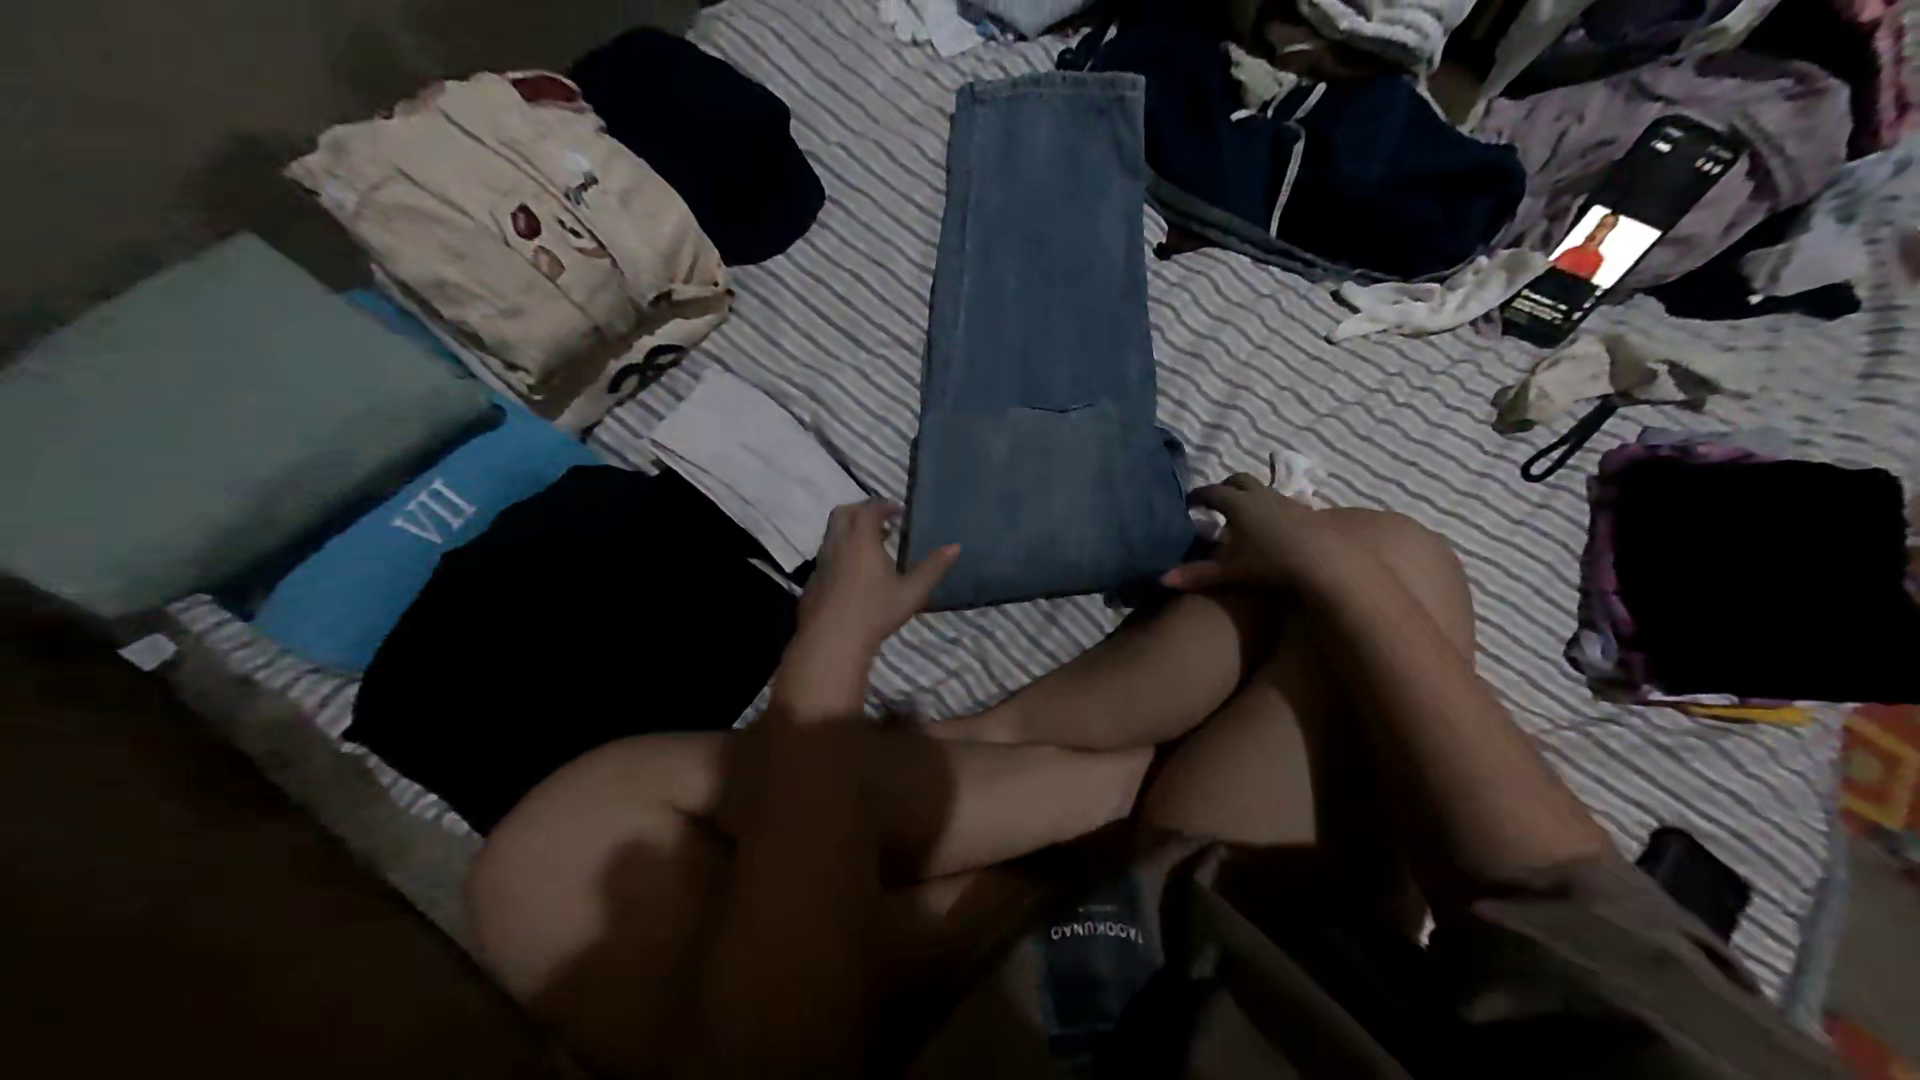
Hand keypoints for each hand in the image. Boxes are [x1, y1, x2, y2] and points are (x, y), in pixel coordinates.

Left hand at [797, 500, 959, 653]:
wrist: (830, 641)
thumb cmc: (874, 612)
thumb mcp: (911, 592)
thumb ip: (933, 568)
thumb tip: (956, 547)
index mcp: (860, 540)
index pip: (869, 509)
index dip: (883, 506)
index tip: (898, 511)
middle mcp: (837, 544)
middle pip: (843, 513)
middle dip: (861, 510)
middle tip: (881, 522)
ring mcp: (820, 563)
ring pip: (832, 535)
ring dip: (850, 532)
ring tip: (870, 548)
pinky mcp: (812, 581)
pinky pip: (826, 556)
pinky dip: (840, 553)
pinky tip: (853, 574)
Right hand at [1160, 474, 1339, 592]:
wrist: (1322, 561)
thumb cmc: (1269, 562)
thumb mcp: (1228, 570)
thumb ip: (1196, 574)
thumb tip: (1162, 579)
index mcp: (1237, 504)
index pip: (1210, 493)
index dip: (1197, 497)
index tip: (1188, 503)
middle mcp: (1259, 495)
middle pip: (1237, 480)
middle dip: (1224, 487)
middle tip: (1215, 502)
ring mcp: (1285, 500)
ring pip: (1261, 488)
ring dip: (1249, 496)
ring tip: (1243, 514)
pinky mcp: (1305, 510)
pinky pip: (1282, 501)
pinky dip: (1270, 507)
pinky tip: (1271, 525)